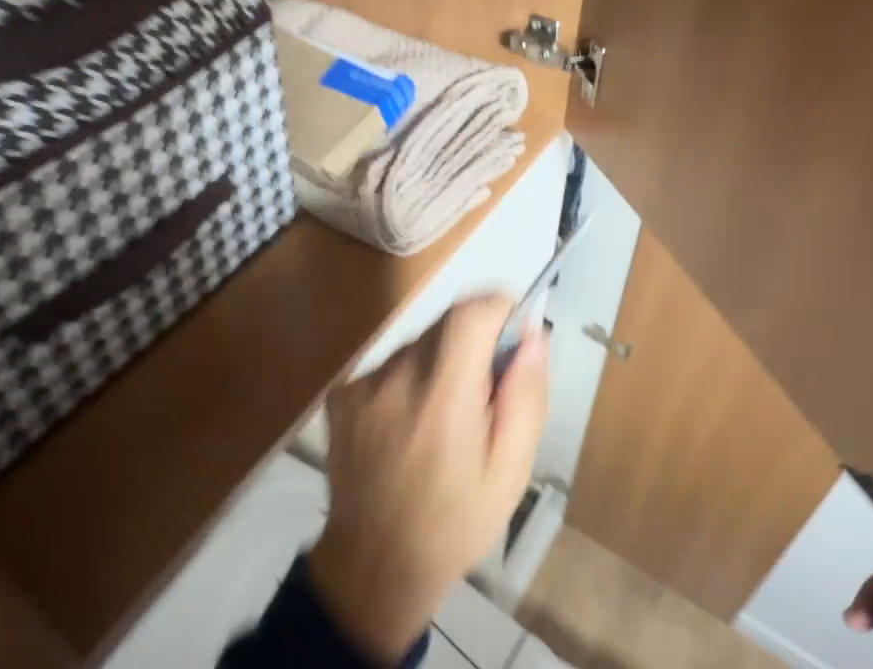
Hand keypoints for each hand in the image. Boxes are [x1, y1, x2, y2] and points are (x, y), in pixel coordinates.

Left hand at [307, 295, 549, 660]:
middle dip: (472, 345)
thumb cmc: (456, 522)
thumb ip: (524, 396)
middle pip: (445, 325)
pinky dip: (406, 383)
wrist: (376, 564)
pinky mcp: (340, 396)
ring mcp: (361, 385)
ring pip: (416, 346)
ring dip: (438, 366)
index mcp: (444, 397)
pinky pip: (387, 368)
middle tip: (481, 398)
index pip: (471, 312)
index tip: (514, 332)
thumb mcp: (511, 470)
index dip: (499, 309)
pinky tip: (407, 429)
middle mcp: (397, 378)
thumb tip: (532, 334)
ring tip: (441, 424)